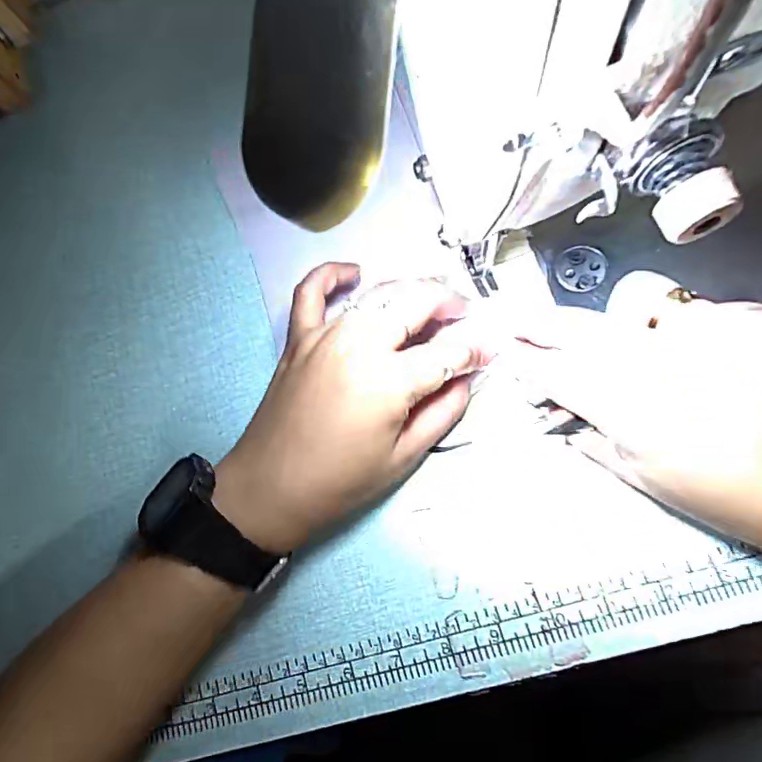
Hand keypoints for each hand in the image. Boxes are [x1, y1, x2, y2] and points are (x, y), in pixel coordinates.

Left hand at [213, 263, 491, 552]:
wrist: (271, 489)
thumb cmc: (341, 482)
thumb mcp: (404, 457)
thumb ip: (442, 413)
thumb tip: (465, 380)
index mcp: (388, 381)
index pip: (445, 354)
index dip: (474, 352)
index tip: (490, 353)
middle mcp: (358, 346)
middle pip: (414, 305)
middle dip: (447, 304)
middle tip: (465, 313)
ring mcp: (324, 336)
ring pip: (376, 295)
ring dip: (408, 291)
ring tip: (430, 299)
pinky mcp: (298, 339)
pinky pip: (312, 292)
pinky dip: (332, 275)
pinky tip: (355, 272)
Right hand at [513, 281, 761, 592]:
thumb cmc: (749, 505)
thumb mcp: (662, 487)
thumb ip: (603, 446)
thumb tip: (559, 416)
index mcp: (654, 429)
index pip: (571, 377)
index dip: (531, 360)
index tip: (502, 343)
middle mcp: (687, 374)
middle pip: (599, 332)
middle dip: (554, 325)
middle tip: (521, 317)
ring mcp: (735, 336)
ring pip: (653, 315)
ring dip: (639, 337)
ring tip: (665, 370)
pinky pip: (707, 315)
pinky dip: (696, 337)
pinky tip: (718, 368)